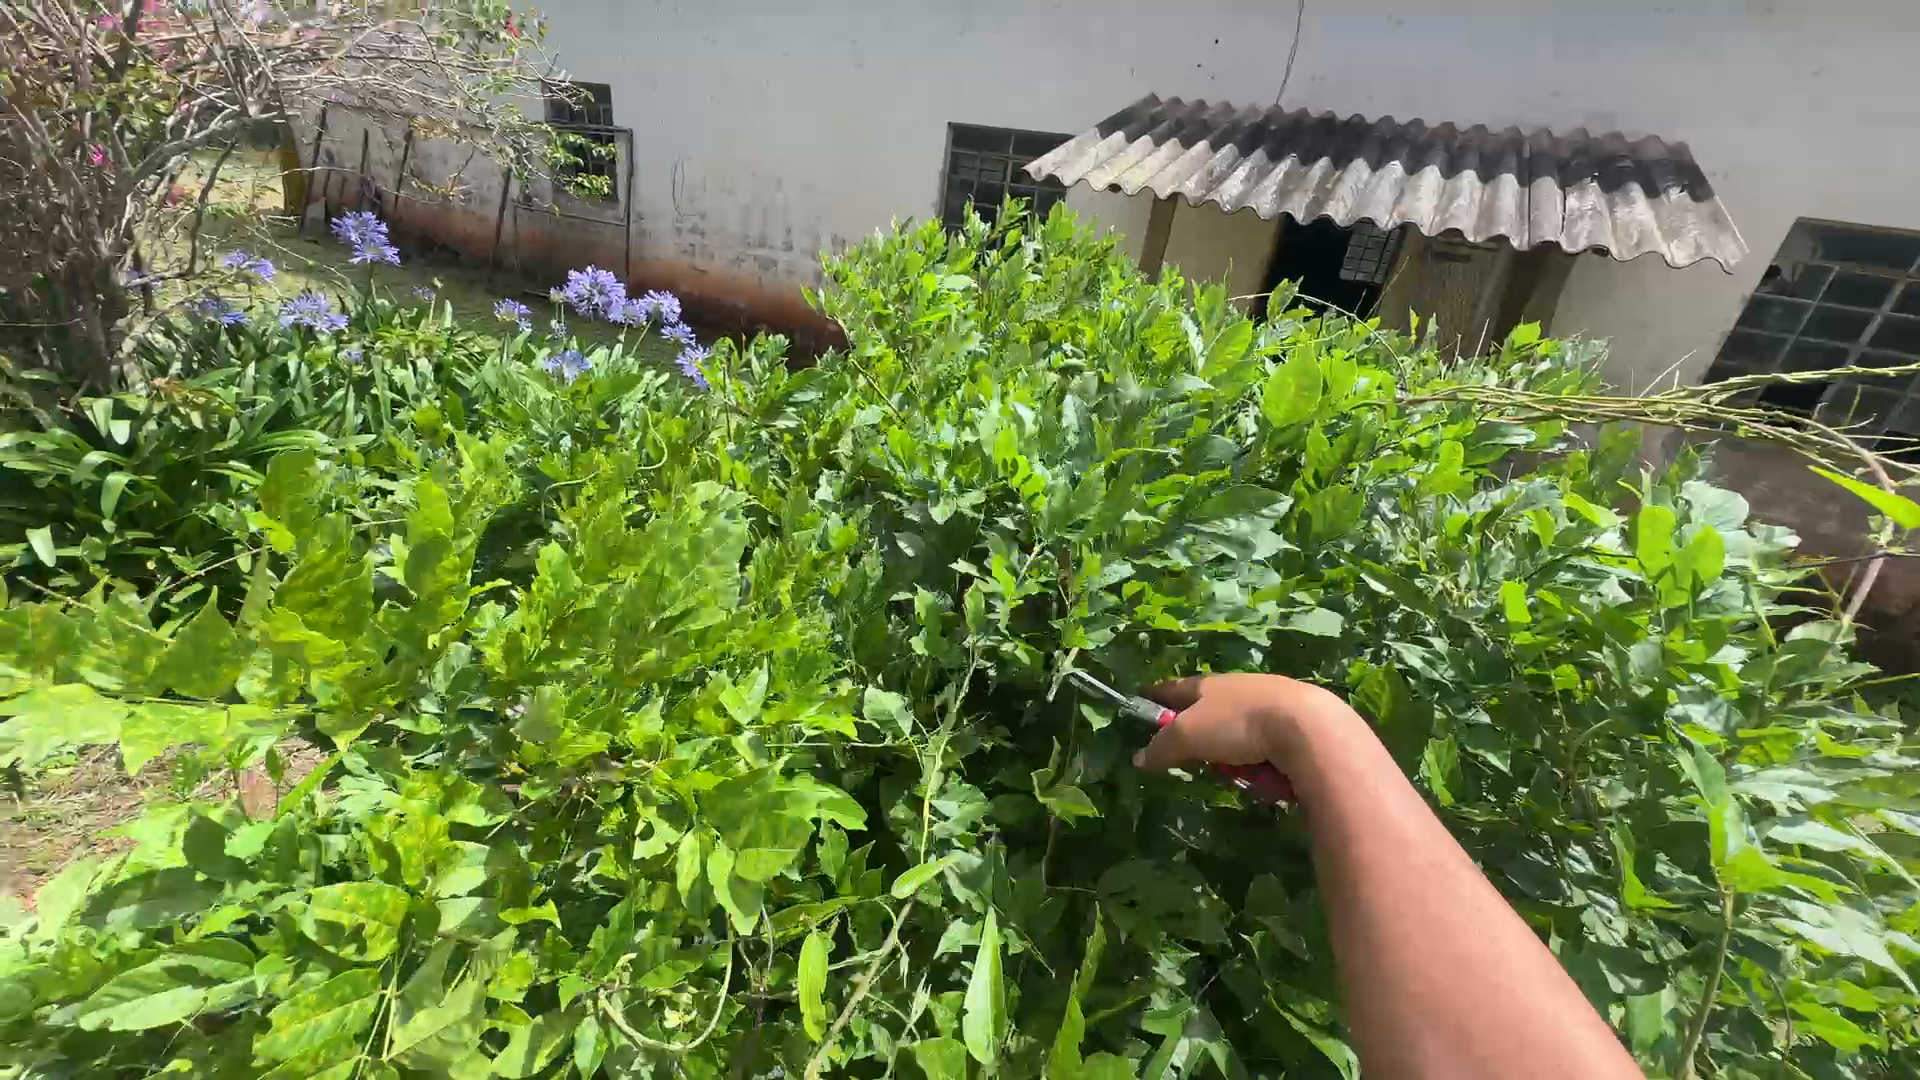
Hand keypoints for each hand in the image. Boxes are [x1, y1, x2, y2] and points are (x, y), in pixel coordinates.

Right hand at [1133, 673, 1358, 774]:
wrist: (1309, 728)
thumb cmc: (1238, 723)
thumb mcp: (1189, 736)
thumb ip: (1162, 747)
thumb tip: (1138, 758)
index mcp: (1206, 684)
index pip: (1172, 688)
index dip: (1155, 695)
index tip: (1141, 698)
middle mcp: (1236, 688)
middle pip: (1206, 709)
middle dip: (1197, 730)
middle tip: (1192, 755)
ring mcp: (1268, 704)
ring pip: (1237, 728)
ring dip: (1232, 749)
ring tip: (1236, 771)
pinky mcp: (1295, 724)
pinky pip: (1265, 743)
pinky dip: (1260, 758)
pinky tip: (1265, 772)